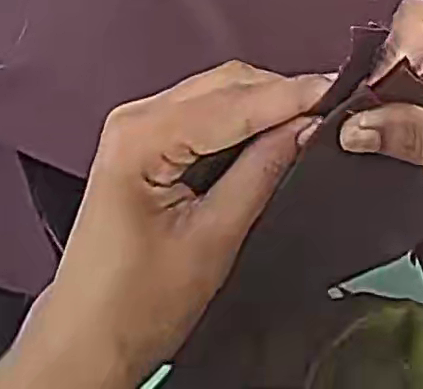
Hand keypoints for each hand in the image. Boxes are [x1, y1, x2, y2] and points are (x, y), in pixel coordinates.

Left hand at [0, 62, 331, 387]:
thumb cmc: (135, 304)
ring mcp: (139, 122)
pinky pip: (206, 108)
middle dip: (281, 91)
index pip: (230, 103)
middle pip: (224, 84)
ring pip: (218, 90)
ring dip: (265, 99)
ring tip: (312, 111)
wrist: (85, 339)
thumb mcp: (211, 241)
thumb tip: (306, 127)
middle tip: (332, 104)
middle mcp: (135, 116)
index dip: (289, 94)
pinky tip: (274, 124)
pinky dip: (245, 113)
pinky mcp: (148, 137)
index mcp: (140, 138)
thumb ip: (260, 173)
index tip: (337, 90)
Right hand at [339, 0, 422, 297]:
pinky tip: (417, 131)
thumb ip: (412, 135)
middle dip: (391, 78)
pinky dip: (410, 105)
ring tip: (407, 131)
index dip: (390, 53)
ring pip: (413, 58)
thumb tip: (357, 123)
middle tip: (383, 120)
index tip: (375, 96)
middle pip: (411, 35)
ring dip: (400, 95)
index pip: (418, 18)